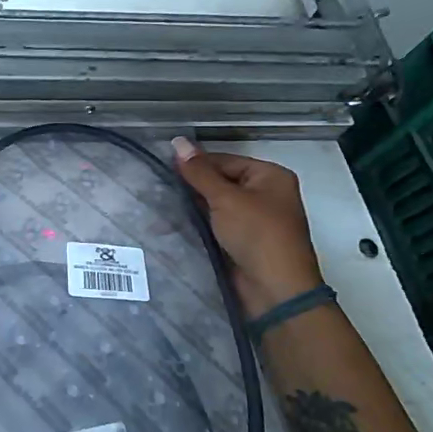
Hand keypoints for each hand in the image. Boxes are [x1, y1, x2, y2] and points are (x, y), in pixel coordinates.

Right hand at [173, 137, 323, 317]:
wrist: (275, 290)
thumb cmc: (257, 234)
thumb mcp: (226, 199)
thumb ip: (199, 172)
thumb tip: (177, 141)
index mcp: (270, 176)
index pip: (226, 160)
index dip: (196, 164)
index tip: (163, 167)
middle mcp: (266, 194)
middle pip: (222, 182)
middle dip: (193, 187)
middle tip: (156, 186)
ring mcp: (255, 221)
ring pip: (217, 206)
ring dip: (193, 208)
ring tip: (158, 204)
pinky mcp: (243, 243)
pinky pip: (217, 227)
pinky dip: (199, 226)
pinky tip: (172, 224)